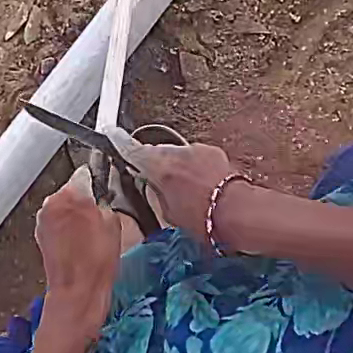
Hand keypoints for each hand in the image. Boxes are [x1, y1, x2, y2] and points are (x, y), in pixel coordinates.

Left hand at [34, 165, 127, 338]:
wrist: (77, 291)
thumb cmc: (99, 259)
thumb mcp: (114, 224)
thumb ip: (104, 203)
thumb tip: (98, 200)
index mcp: (72, 193)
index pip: (85, 175)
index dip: (96, 183)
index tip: (103, 190)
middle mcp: (52, 201)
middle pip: (70, 190)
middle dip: (82, 199)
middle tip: (98, 215)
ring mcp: (43, 218)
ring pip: (62, 206)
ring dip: (73, 213)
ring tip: (89, 231)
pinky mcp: (40, 234)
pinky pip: (56, 222)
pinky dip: (65, 227)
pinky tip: (78, 241)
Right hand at [102, 127, 243, 237]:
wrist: (241, 213)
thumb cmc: (204, 220)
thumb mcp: (169, 214)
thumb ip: (157, 194)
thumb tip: (155, 186)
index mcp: (159, 167)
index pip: (132, 150)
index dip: (120, 142)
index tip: (112, 133)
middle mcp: (176, 152)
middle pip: (157, 152)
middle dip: (156, 164)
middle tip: (159, 185)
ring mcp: (197, 149)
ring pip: (178, 155)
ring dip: (177, 167)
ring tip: (186, 191)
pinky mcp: (214, 152)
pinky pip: (196, 157)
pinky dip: (195, 168)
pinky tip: (202, 186)